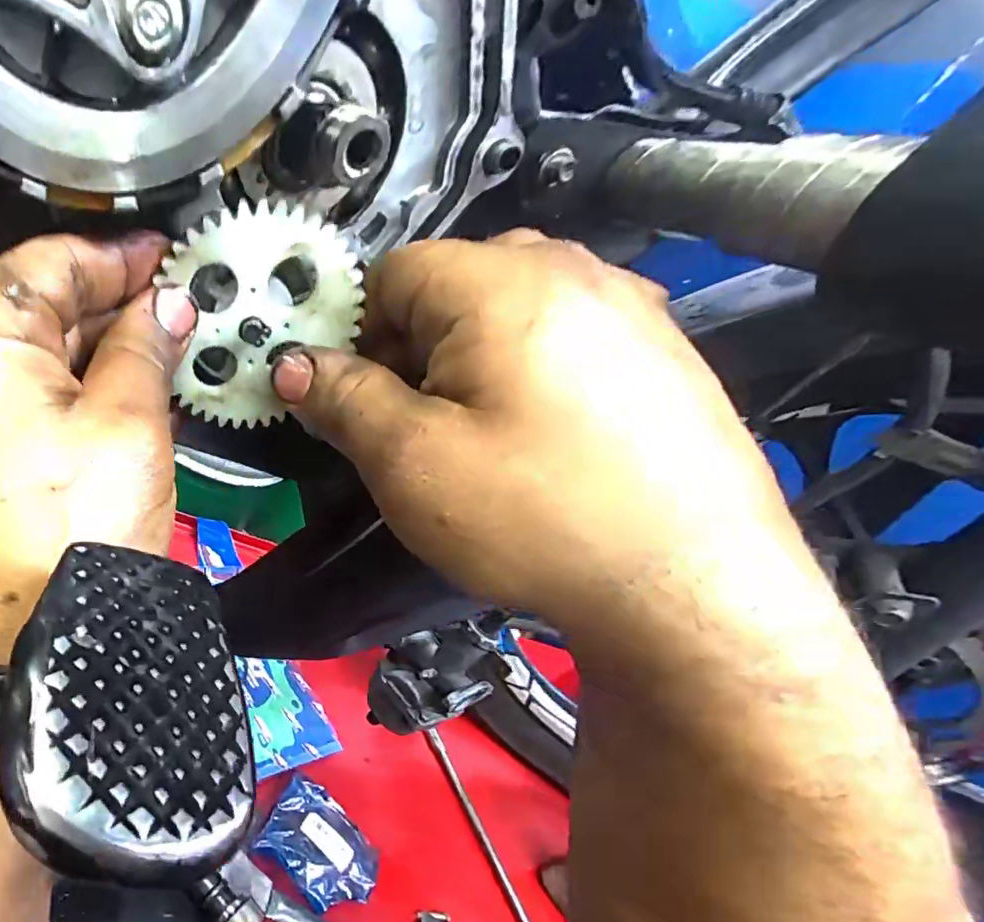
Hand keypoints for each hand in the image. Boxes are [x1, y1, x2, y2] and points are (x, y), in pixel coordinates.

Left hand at [0, 233, 196, 664]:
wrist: (30, 630)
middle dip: (113, 303)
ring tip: (160, 347)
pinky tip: (123, 390)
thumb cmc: (72, 528)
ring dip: (100, 348)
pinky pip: (26, 395)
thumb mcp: (128, 418)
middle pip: (39, 305)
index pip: (52, 261)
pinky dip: (76, 386)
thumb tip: (166, 306)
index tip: (164, 257)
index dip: (120, 255)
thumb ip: (146, 344)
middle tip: (175, 306)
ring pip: (37, 353)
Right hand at [271, 230, 828, 689]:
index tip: (347, 396)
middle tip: (407, 429)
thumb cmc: (536, 516)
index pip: (392, 273)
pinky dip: (526, 380)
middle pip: (452, 289)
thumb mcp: (412, 461)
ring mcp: (630, 311)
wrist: (690, 587)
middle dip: (411, 351)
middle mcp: (576, 272)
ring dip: (467, 368)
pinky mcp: (660, 358)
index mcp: (503, 281)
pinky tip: (537, 446)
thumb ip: (344, 399)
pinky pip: (564, 345)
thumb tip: (294, 364)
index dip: (354, 332)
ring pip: (509, 319)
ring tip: (473, 443)